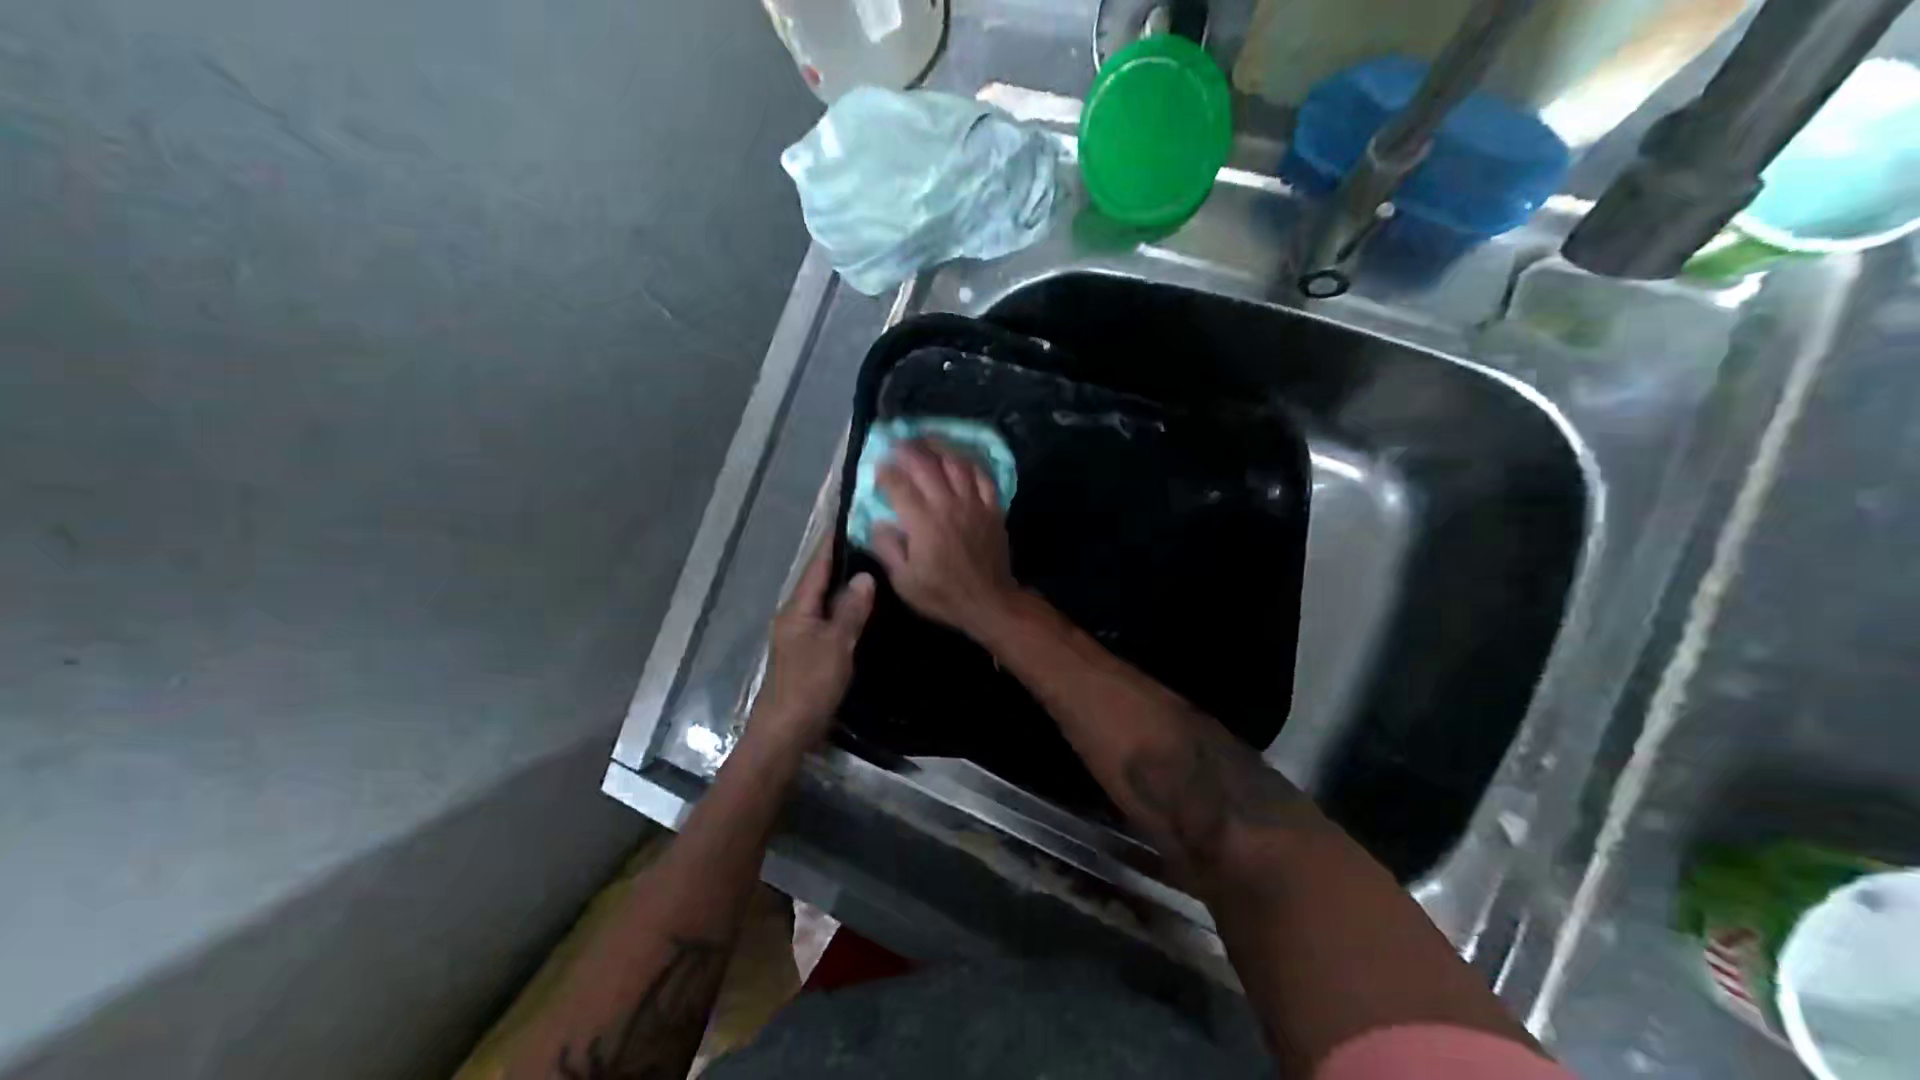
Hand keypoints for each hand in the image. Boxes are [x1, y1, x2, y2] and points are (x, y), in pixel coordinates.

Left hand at [752, 550, 874, 749]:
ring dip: (845, 586)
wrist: (785, 731)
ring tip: (876, 569)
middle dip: (842, 560)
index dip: (832, 541)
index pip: (816, 565)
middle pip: (819, 580)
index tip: (850, 518)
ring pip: (825, 601)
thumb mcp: (835, 644)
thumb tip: (864, 576)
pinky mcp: (808, 653)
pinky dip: (846, 609)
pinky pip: (829, 620)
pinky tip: (865, 610)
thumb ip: (850, 609)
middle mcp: (795, 616)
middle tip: (874, 542)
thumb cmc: (809, 684)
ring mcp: (800, 635)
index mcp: (797, 608)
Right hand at [872, 440, 1021, 637]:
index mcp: (923, 522)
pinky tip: (960, 459)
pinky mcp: (992, 509)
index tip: (877, 466)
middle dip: (909, 450)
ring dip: (939, 448)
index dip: (885, 472)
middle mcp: (948, 505)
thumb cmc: (942, 595)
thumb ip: (887, 549)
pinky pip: (983, 476)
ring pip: (956, 463)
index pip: (899, 485)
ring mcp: (974, 504)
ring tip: (926, 441)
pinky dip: (970, 464)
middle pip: (927, 465)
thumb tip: (877, 522)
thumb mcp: (904, 581)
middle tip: (897, 442)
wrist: (989, 603)